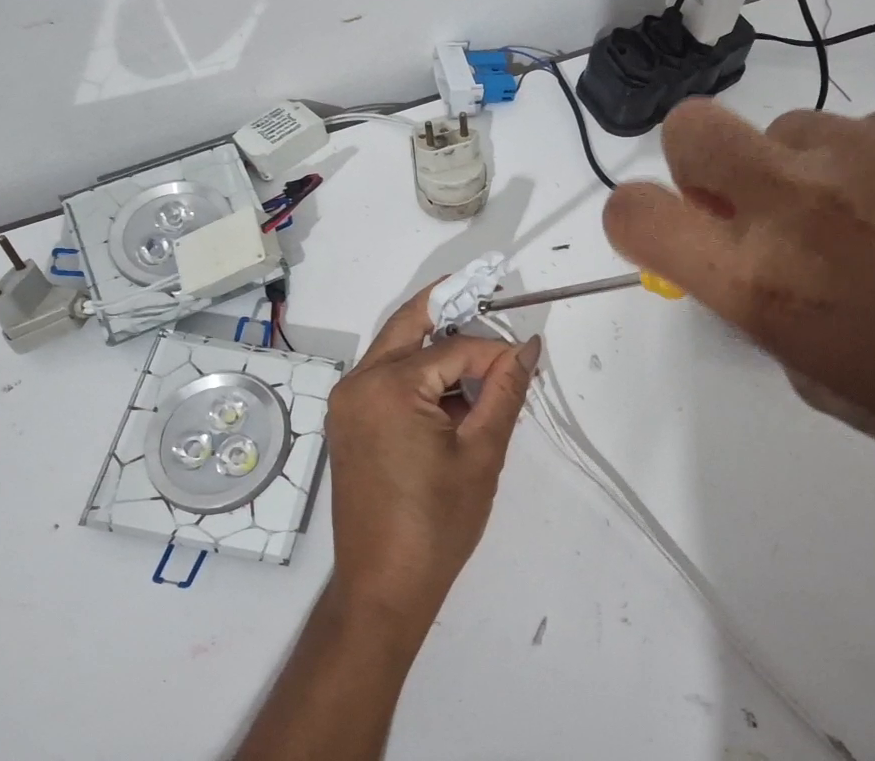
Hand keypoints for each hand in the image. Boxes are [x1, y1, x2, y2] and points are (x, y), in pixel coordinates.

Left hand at [324, 285, 541, 628]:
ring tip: (484, 360)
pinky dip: (421, 376)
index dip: (495, 352)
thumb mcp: (482, 453)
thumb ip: (504, 391)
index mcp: (388, 385)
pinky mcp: (349, 423)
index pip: (455, 348)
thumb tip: (527, 346)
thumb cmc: (437, 523)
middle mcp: (358, 382)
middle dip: (451, 307)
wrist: (383, 586)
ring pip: (397, 350)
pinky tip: (455, 393)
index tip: (526, 364)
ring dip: (437, 346)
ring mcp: (347, 403)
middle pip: (410, 325)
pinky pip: (387, 379)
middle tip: (489, 289)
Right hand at [600, 98, 874, 519]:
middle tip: (759, 203)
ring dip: (811, 167)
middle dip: (704, 162)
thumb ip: (763, 305)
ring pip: (797, 128)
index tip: (673, 231)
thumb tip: (744, 253)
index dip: (639, 218)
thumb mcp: (825, 382)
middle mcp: (801, 201)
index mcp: (762, 283)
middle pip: (692, 127)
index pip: (635, 212)